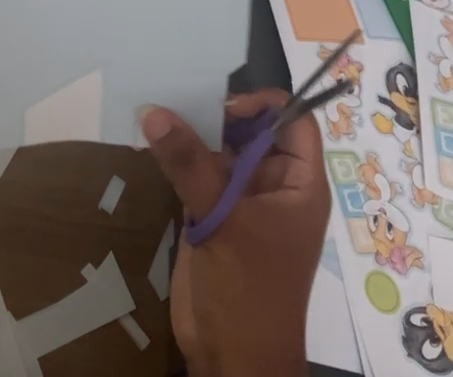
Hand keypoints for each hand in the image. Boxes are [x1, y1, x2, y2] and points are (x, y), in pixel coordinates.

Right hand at [141, 89, 330, 376]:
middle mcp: (273, 185)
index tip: (224, 107)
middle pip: (253, 131)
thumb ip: (189, 163)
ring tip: (159, 113)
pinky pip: (198, 172)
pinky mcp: (212, 214)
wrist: (231, 356)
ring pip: (221, 150)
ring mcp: (241, 200)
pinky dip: (179, 157)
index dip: (264, 106)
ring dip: (194, 133)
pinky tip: (153, 141)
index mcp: (298, 184)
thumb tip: (153, 111)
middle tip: (179, 100)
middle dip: (220, 113)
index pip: (294, 122)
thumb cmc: (248, 288)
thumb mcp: (222, 219)